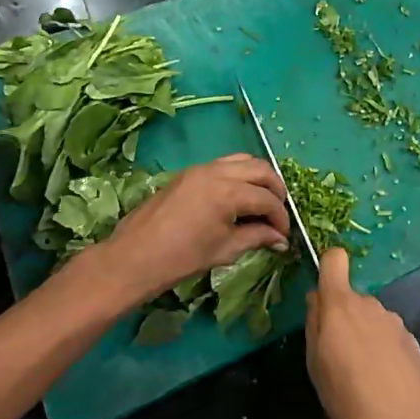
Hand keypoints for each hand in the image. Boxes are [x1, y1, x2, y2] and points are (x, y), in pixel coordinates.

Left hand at [91, 154, 288, 304]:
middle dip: (275, 190)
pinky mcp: (189, 173)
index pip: (268, 199)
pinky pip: (224, 164)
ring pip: (243, 161)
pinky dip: (239, 175)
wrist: (135, 257)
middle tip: (278, 213)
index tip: (284, 235)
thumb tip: (280, 239)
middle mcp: (218, 172)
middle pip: (261, 169)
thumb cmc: (182, 258)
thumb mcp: (225, 249)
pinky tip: (238, 197)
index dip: (281, 218)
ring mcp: (201, 169)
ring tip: (261, 201)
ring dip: (258, 178)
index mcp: (229, 192)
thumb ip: (257, 238)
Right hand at [304, 249, 419, 418]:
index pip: (335, 259)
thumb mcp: (314, 361)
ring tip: (361, 373)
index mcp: (341, 304)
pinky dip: (382, 349)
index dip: (327, 268)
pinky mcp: (411, 339)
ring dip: (363, 334)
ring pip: (370, 318)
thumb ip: (314, 322)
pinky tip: (383, 379)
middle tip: (337, 354)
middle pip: (351, 298)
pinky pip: (388, 335)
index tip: (323, 293)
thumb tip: (317, 297)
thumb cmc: (345, 393)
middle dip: (342, 317)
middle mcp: (370, 304)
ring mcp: (394, 320)